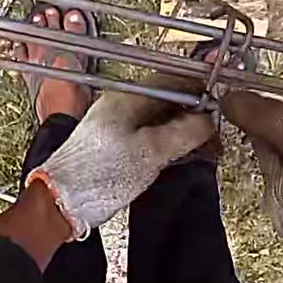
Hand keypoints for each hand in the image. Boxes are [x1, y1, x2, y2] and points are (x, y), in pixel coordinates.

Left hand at [28, 89, 214, 238]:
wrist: (62, 202)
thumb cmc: (100, 175)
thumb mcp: (152, 152)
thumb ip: (184, 132)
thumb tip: (209, 120)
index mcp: (128, 97)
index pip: (173, 80)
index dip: (200, 90)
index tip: (220, 105)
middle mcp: (120, 104)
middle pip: (167, 100)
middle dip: (194, 114)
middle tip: (214, 135)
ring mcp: (115, 124)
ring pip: (159, 119)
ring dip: (182, 131)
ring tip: (203, 149)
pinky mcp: (113, 144)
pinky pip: (148, 135)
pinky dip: (167, 142)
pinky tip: (179, 157)